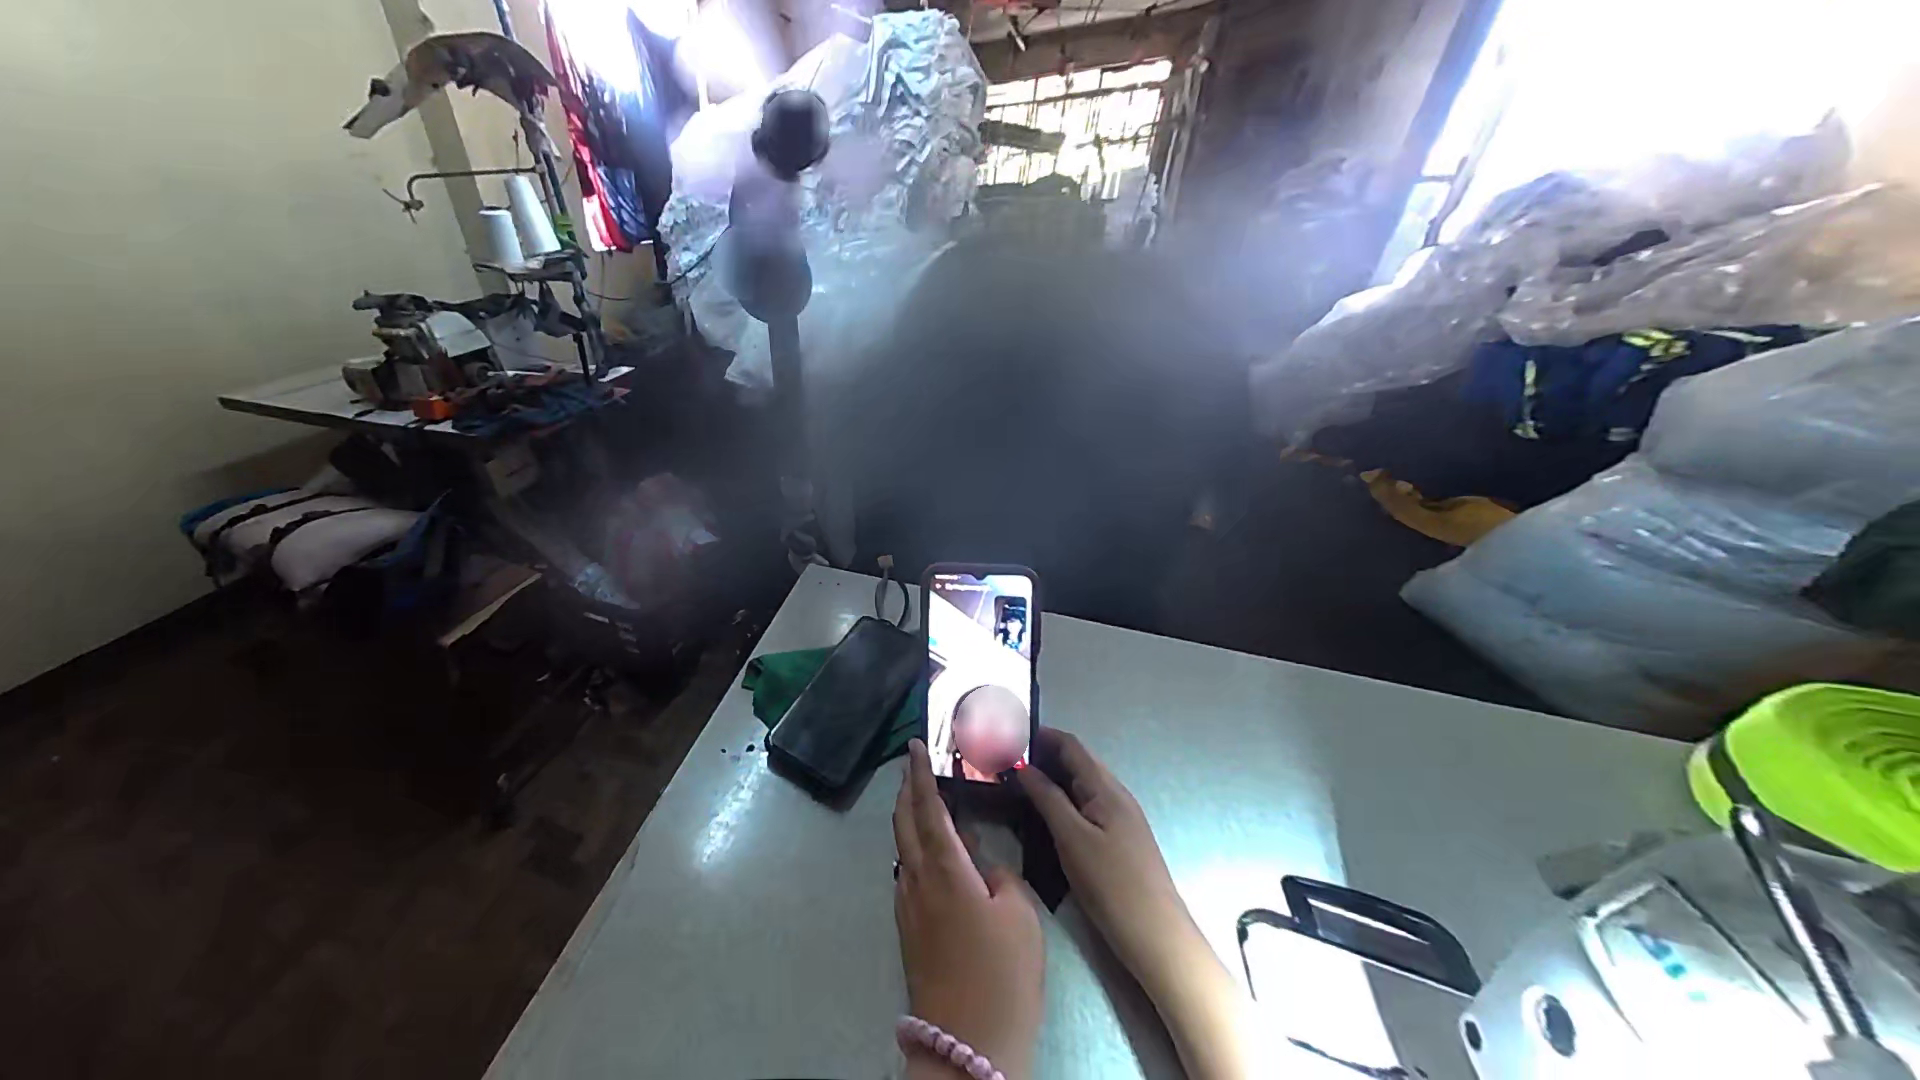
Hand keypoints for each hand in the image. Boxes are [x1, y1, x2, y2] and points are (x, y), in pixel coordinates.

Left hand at [895, 739, 1043, 1079]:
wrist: (968, 1045)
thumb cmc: (1002, 973)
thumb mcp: (1019, 914)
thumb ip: (999, 876)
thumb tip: (981, 867)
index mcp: (944, 868)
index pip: (926, 807)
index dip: (919, 774)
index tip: (913, 746)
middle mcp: (916, 880)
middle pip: (904, 823)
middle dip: (907, 790)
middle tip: (915, 765)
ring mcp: (908, 906)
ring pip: (904, 847)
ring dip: (911, 819)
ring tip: (930, 802)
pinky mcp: (910, 929)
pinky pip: (910, 872)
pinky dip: (918, 848)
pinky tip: (940, 854)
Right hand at [1017, 728, 1250, 1079]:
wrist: (1155, 933)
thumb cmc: (1111, 883)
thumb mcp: (1072, 838)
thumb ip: (1048, 799)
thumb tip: (1024, 768)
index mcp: (1106, 788)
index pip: (1072, 746)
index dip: (1043, 736)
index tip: (1012, 736)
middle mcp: (1115, 795)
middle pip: (1078, 763)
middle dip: (1045, 756)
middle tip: (1009, 762)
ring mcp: (1119, 817)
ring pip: (1081, 786)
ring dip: (1053, 779)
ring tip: (1020, 785)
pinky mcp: (1118, 838)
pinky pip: (1086, 805)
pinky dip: (1064, 800)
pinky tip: (1046, 814)